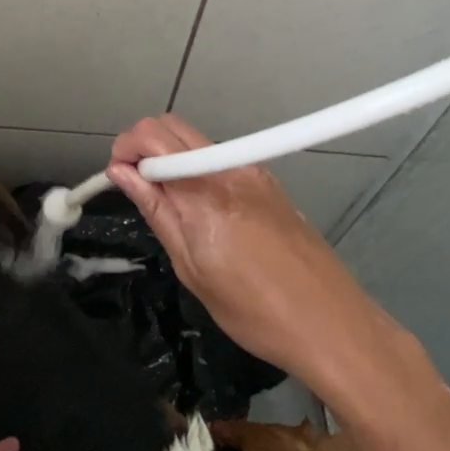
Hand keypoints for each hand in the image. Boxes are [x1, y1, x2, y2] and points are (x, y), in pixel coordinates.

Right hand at [106, 114, 365, 367]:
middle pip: (171, 125)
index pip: (152, 136)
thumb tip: (121, 173)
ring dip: (170, 155)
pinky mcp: (267, 180)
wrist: (332, 324)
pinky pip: (218, 156)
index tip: (117, 178)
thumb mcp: (192, 268)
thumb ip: (156, 211)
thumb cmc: (255, 312)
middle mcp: (229, 167)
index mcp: (206, 192)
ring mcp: (252, 169)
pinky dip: (196, 166)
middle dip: (143, 145)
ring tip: (166, 200)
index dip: (125, 149)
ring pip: (194, 138)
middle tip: (136, 185)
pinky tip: (199, 206)